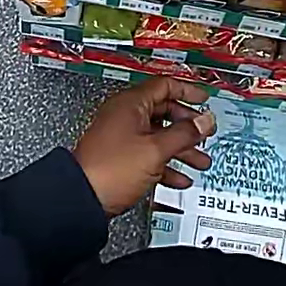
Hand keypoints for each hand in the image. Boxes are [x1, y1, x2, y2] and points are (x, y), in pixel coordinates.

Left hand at [73, 78, 216, 215]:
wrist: (80, 200)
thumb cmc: (111, 168)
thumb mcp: (156, 149)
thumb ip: (184, 134)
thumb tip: (205, 121)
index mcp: (131, 104)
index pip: (165, 86)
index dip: (187, 91)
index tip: (204, 99)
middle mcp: (125, 116)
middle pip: (164, 112)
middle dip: (188, 125)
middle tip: (204, 132)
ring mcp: (121, 137)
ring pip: (158, 136)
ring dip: (181, 148)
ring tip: (200, 160)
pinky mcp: (119, 158)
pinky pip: (149, 154)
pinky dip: (166, 164)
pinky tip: (179, 178)